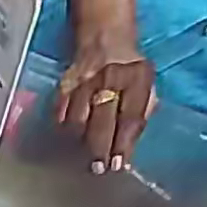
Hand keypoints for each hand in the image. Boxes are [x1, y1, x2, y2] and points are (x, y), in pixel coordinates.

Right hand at [57, 25, 155, 173]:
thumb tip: (130, 142)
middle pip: (101, 123)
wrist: (103, 38)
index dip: (124, 143)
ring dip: (80, 143)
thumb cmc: (128, 67)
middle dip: (99, 149)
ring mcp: (83, 84)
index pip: (130, 117)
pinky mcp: (63, 88)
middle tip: (98, 169)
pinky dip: (63, 131)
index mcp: (136, 78)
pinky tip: (68, 141)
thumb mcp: (146, 82)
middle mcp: (110, 80)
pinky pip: (60, 116)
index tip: (119, 164)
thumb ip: (142, 109)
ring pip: (77, 123)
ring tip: (82, 156)